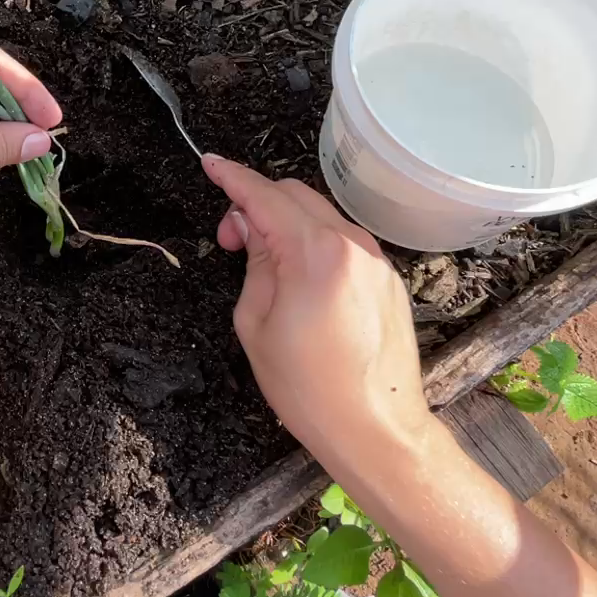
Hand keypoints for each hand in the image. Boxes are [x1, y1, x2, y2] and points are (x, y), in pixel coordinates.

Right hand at [203, 154, 436, 477]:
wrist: (376, 432)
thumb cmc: (307, 387)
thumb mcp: (255, 322)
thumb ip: (254, 261)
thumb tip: (253, 228)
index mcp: (315, 254)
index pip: (264, 196)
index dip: (232, 177)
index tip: (210, 164)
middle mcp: (352, 245)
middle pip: (294, 195)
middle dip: (255, 203)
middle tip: (231, 240)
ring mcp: (375, 260)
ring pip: (319, 214)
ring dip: (284, 220)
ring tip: (261, 259)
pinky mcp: (386, 278)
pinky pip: (341, 238)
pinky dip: (311, 238)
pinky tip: (296, 272)